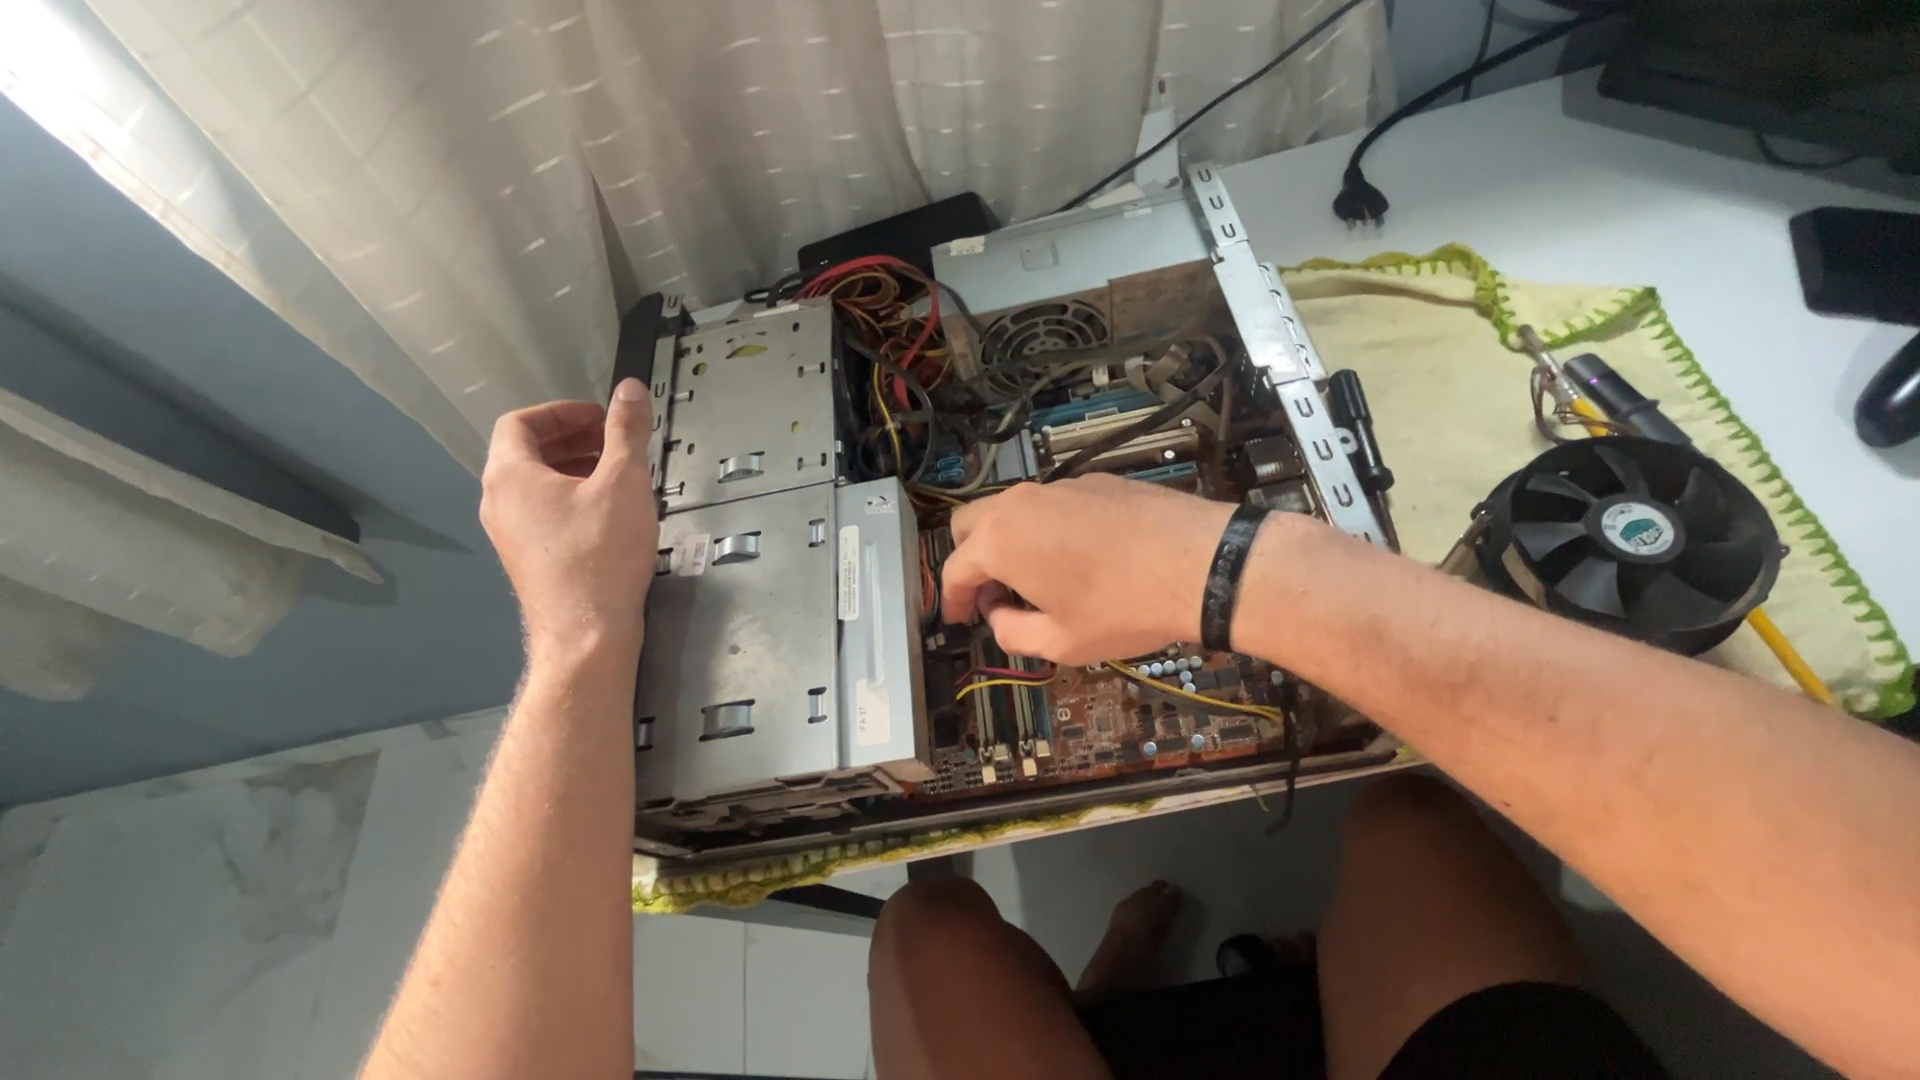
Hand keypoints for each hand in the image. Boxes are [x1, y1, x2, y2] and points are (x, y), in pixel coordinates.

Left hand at [481, 378, 659, 666]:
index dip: (562, 412)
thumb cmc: (601, 554)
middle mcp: (499, 502)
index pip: (520, 423)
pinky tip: (610, 514)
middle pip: (526, 452)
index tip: (601, 418)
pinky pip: (543, 514)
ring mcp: (510, 535)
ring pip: (536, 486)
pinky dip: (572, 499)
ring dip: (574, 469)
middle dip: (572, 439)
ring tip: (618, 475)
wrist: (587, 633)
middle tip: (613, 441)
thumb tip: (630, 390)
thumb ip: (627, 431)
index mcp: (510, 475)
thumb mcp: (624, 482)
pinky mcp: (528, 560)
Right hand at [939, 475, 1236, 664]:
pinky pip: (1052, 504)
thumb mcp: (1060, 642)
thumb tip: (1001, 618)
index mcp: (1001, 541)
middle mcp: (1021, 503)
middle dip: (971, 560)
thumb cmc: (1123, 608)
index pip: (954, 569)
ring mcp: (1060, 486)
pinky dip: (1046, 529)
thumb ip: (1012, 633)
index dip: (953, 600)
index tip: (960, 619)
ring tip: (1038, 580)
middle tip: (994, 596)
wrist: (1200, 562)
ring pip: (1012, 510)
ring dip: (1009, 543)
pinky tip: (1080, 558)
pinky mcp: (1095, 481)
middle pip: (970, 525)